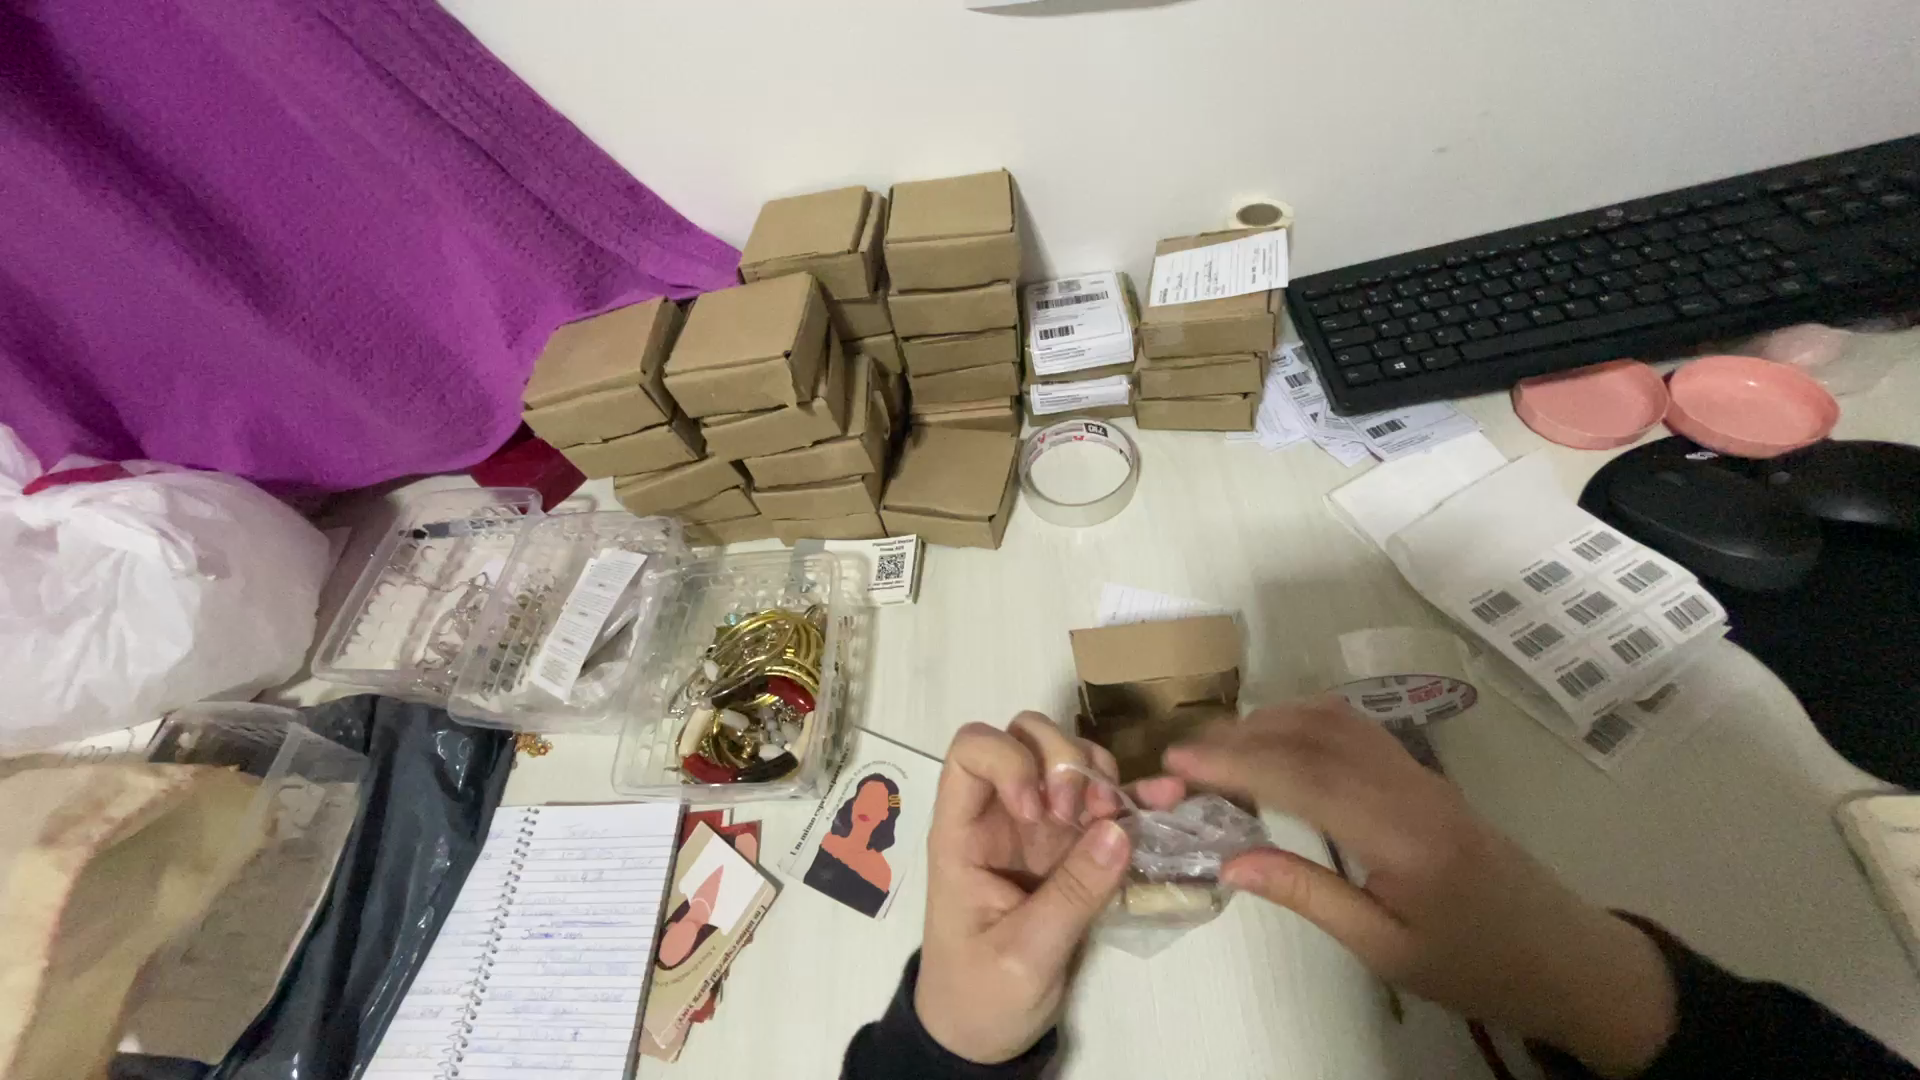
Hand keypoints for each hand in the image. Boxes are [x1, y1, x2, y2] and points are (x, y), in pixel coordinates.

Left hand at [915, 711, 1182, 1063]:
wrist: (985, 1033)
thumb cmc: (980, 991)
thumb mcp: (1023, 955)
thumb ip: (1071, 894)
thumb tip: (1120, 829)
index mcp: (963, 829)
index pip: (971, 751)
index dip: (1007, 760)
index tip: (1035, 810)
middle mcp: (1001, 812)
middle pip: (1026, 736)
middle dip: (1063, 759)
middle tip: (1083, 814)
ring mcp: (1040, 823)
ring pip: (1068, 757)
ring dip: (1099, 774)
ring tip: (1117, 818)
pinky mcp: (1073, 844)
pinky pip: (1104, 802)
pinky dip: (1134, 794)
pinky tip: (1167, 796)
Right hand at [1165, 699, 1676, 1078]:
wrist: (1571, 959)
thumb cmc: (1476, 964)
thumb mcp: (1387, 950)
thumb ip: (1307, 894)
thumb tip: (1227, 861)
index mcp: (1401, 835)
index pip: (1300, 777)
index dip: (1232, 763)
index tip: (1176, 763)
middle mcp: (1405, 786)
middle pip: (1307, 736)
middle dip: (1234, 739)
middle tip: (1180, 758)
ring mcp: (1414, 770)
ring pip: (1327, 720)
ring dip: (1263, 723)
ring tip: (1214, 748)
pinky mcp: (1416, 769)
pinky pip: (1349, 725)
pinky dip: (1298, 719)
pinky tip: (1272, 737)